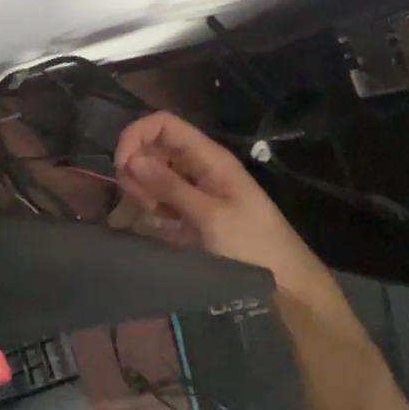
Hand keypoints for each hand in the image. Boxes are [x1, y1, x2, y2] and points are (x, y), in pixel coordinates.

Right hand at [115, 112, 330, 299]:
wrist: (287, 285)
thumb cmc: (253, 246)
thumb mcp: (210, 216)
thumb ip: (170, 187)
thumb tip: (130, 159)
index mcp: (209, 157)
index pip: (163, 124)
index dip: (136, 136)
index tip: (121, 167)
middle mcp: (200, 166)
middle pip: (154, 148)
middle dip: (138, 169)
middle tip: (144, 203)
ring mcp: (195, 189)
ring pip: (153, 174)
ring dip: (144, 192)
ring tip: (156, 218)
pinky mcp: (192, 212)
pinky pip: (161, 198)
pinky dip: (152, 208)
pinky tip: (160, 227)